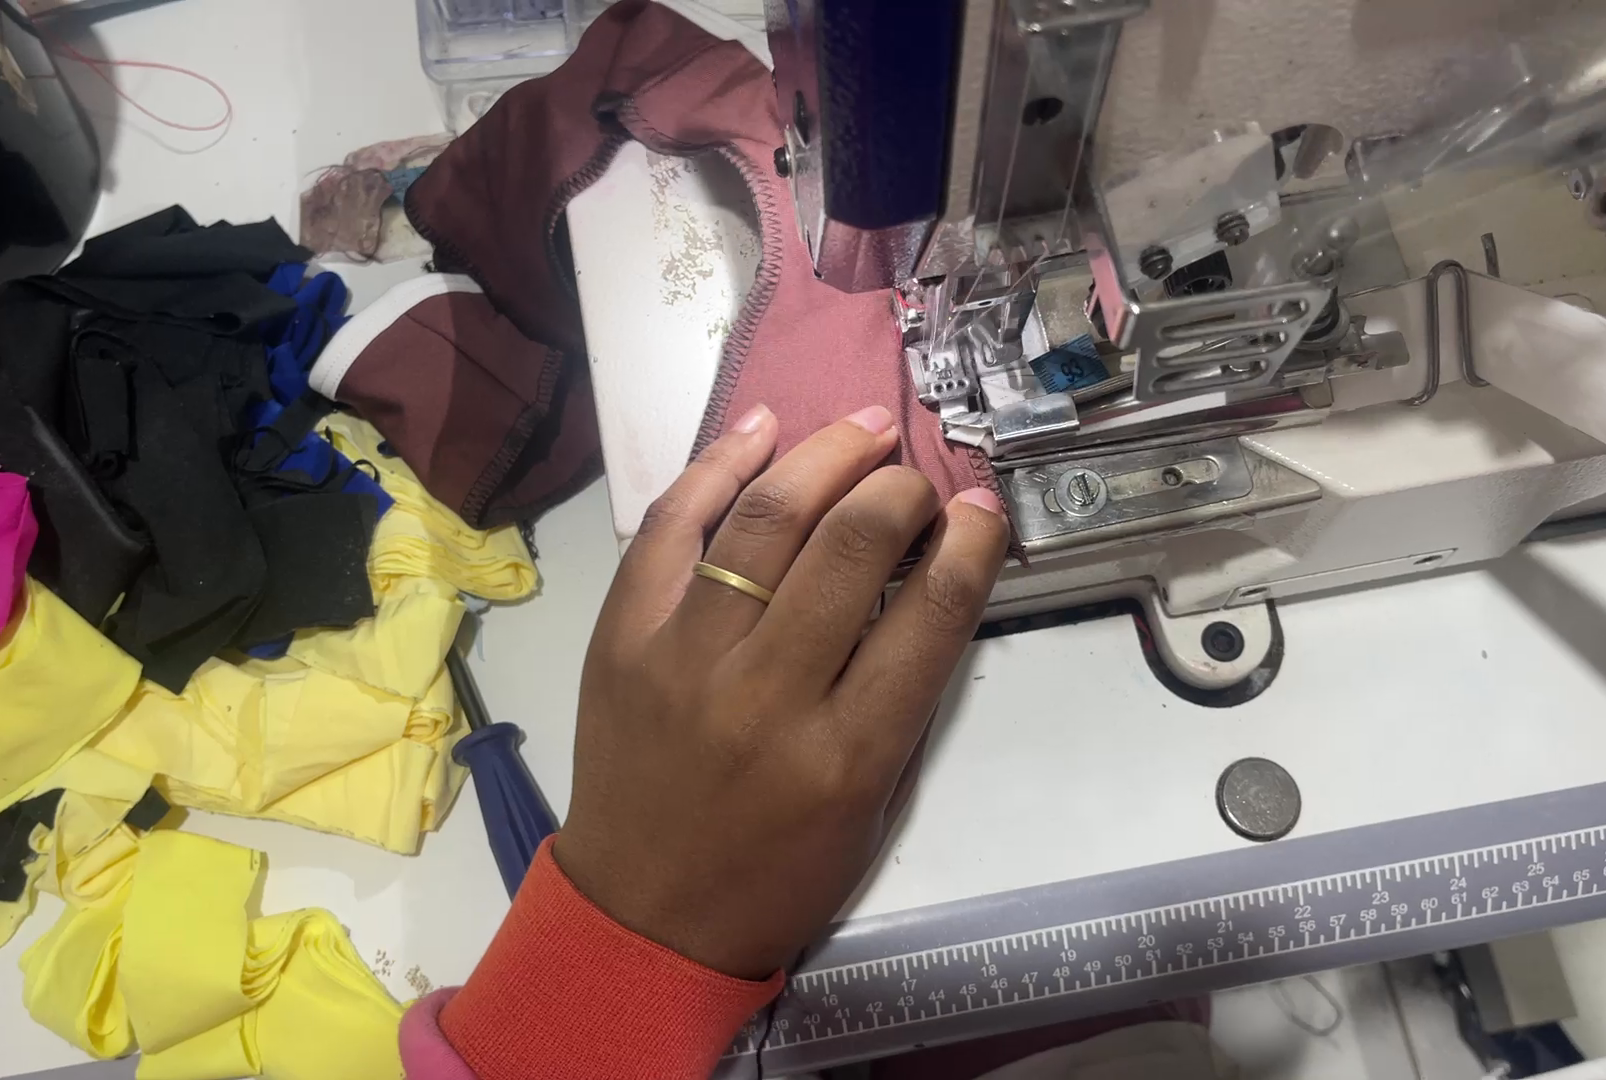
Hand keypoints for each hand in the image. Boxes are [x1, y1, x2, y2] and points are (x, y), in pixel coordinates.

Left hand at [552, 404, 1009, 979]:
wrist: (645, 912)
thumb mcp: (874, 803)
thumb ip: (905, 692)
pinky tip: (762, 426)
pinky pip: (671, 526)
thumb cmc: (777, 870)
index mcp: (847, 753)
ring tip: (862, 427)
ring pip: (763, 519)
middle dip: (898, 489)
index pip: (930, 614)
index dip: (970, 542)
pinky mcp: (624, 635)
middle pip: (847, 546)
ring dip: (825, 455)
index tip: (981, 506)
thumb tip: (929, 574)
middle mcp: (766, 695)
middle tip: (913, 476)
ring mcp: (683, 658)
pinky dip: (718, 464)